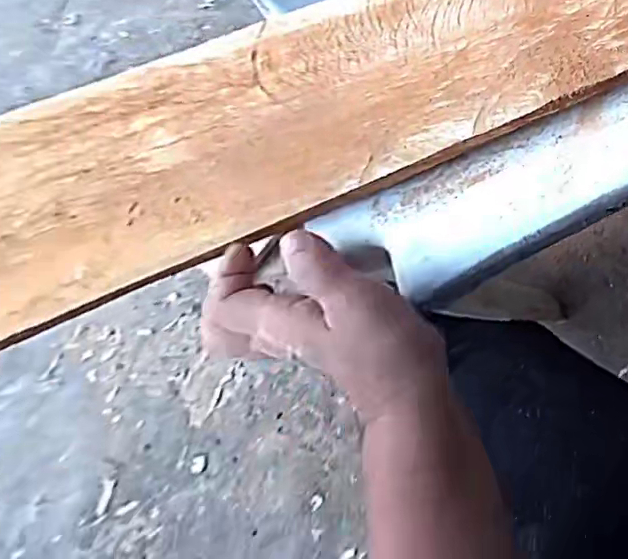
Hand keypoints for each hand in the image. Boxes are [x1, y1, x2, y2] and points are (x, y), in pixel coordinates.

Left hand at [202, 230, 447, 423]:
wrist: (405, 388)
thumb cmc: (382, 343)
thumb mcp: (356, 298)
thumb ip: (322, 270)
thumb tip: (292, 240)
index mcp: (277, 325)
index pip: (225, 305)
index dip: (228, 274)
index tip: (250, 246)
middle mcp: (279, 338)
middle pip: (221, 327)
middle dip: (223, 294)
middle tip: (247, 265)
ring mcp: (302, 345)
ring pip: (247, 330)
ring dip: (247, 301)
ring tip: (274, 273)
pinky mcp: (325, 344)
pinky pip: (280, 326)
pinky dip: (280, 306)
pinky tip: (311, 293)